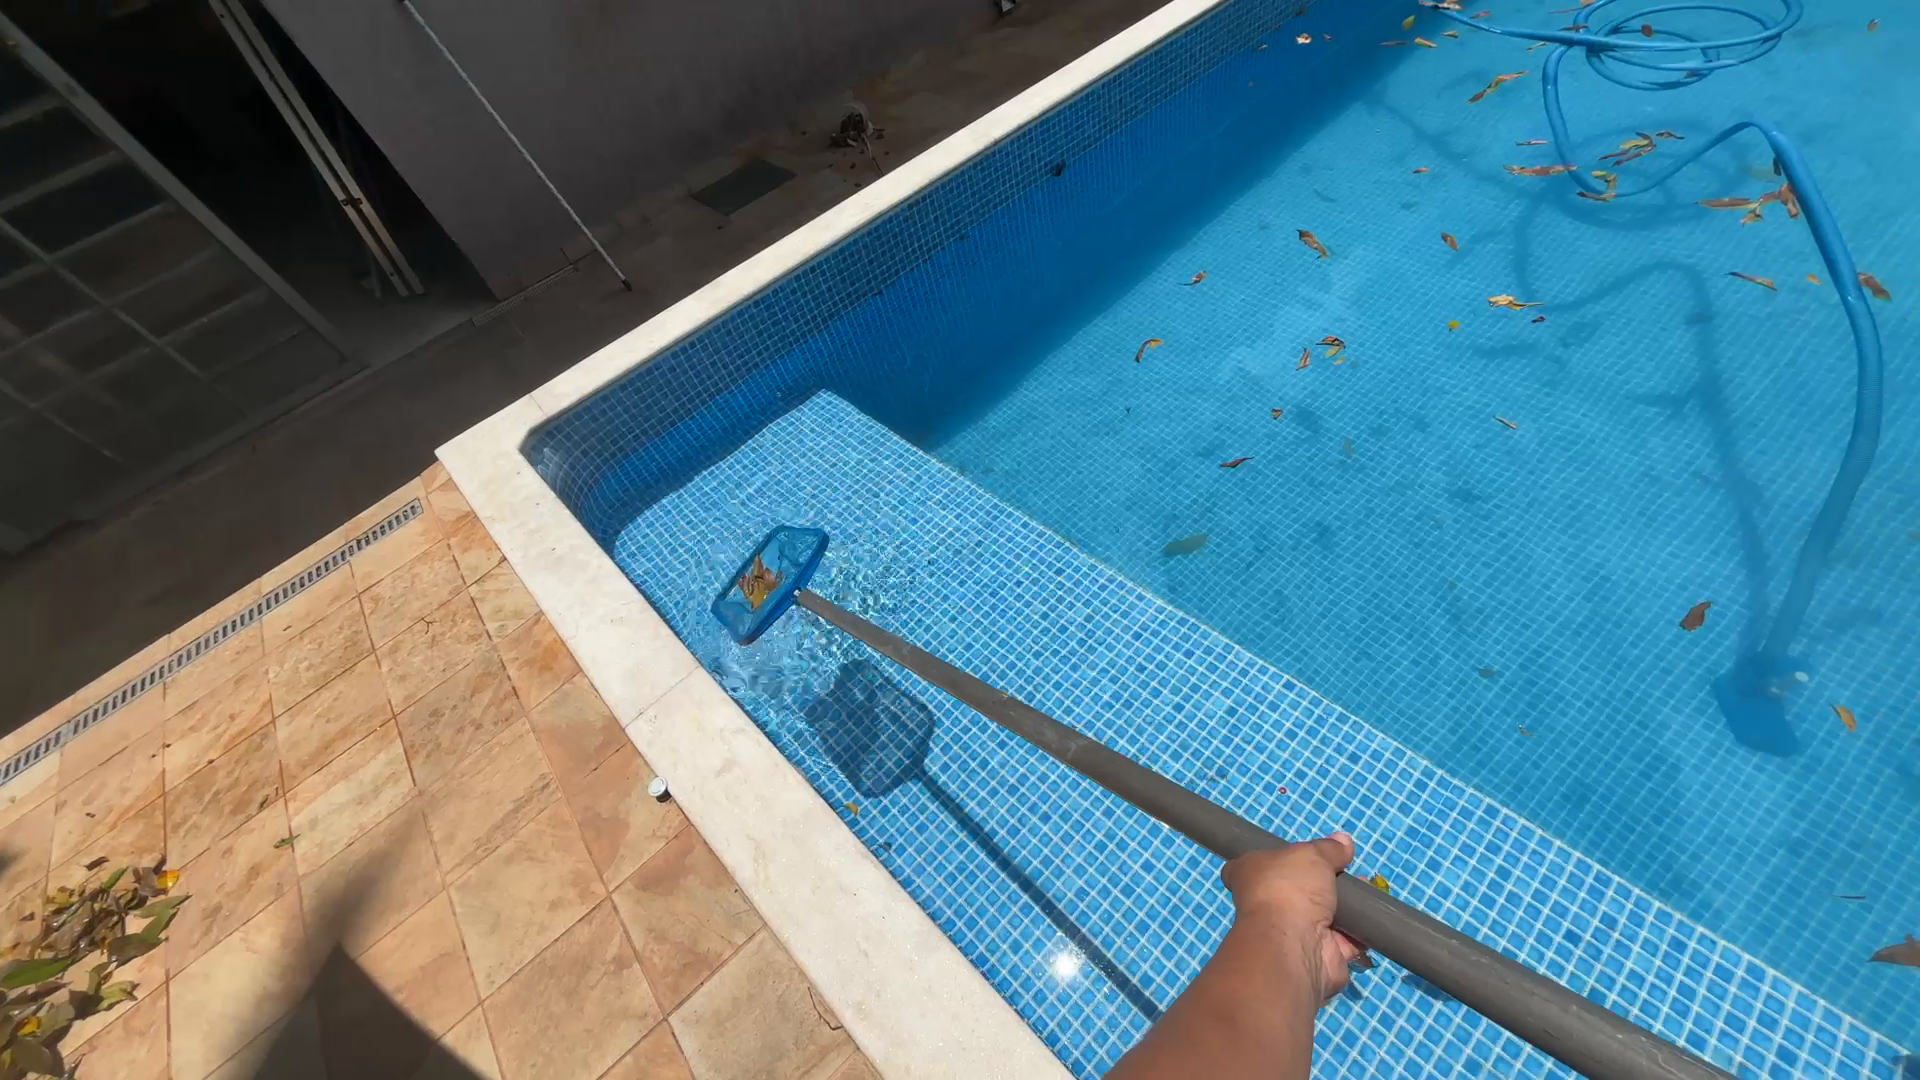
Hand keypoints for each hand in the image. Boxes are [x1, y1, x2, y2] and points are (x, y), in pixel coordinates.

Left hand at [1219, 832, 1367, 1003]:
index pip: (1255, 863)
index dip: (1276, 858)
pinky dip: (1357, 932)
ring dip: (1344, 906)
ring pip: (1322, 914)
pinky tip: (1373, 919)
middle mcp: (1265, 901)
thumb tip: (1343, 839)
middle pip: (1296, 888)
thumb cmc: (1289, 886)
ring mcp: (1291, 929)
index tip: (1298, 855)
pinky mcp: (1318, 953)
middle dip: (1323, 882)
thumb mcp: (1311, 855)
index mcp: (1248, 872)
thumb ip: (1328, 848)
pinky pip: (1342, 939)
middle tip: (1348, 873)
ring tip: (1367, 892)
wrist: (1296, 941)